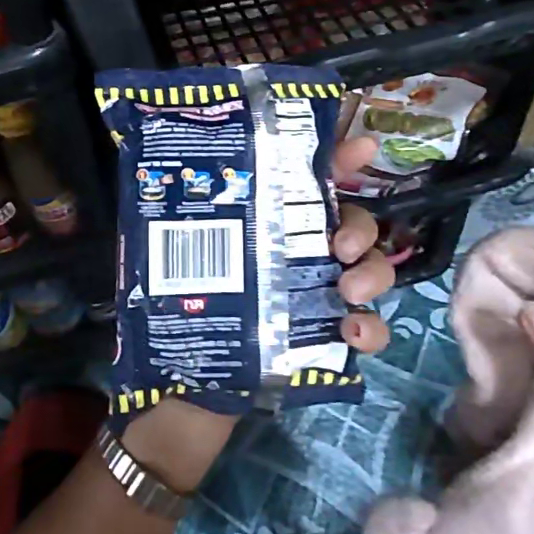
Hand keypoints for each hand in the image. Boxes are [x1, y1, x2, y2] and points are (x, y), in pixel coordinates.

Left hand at [124, 137, 396, 490]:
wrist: (185, 387)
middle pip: (353, 223)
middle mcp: (298, 253)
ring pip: (371, 270)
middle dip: (359, 225)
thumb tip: (159, 180)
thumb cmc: (176, 310)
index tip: (362, 146)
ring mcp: (317, 295)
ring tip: (347, 290)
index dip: (337, 159)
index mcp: (264, 224)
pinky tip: (352, 332)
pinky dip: (372, 329)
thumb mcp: (165, 255)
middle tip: (340, 244)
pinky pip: (368, 330)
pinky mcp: (326, 340)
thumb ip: (171, 218)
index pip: (306, 182)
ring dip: (373, 273)